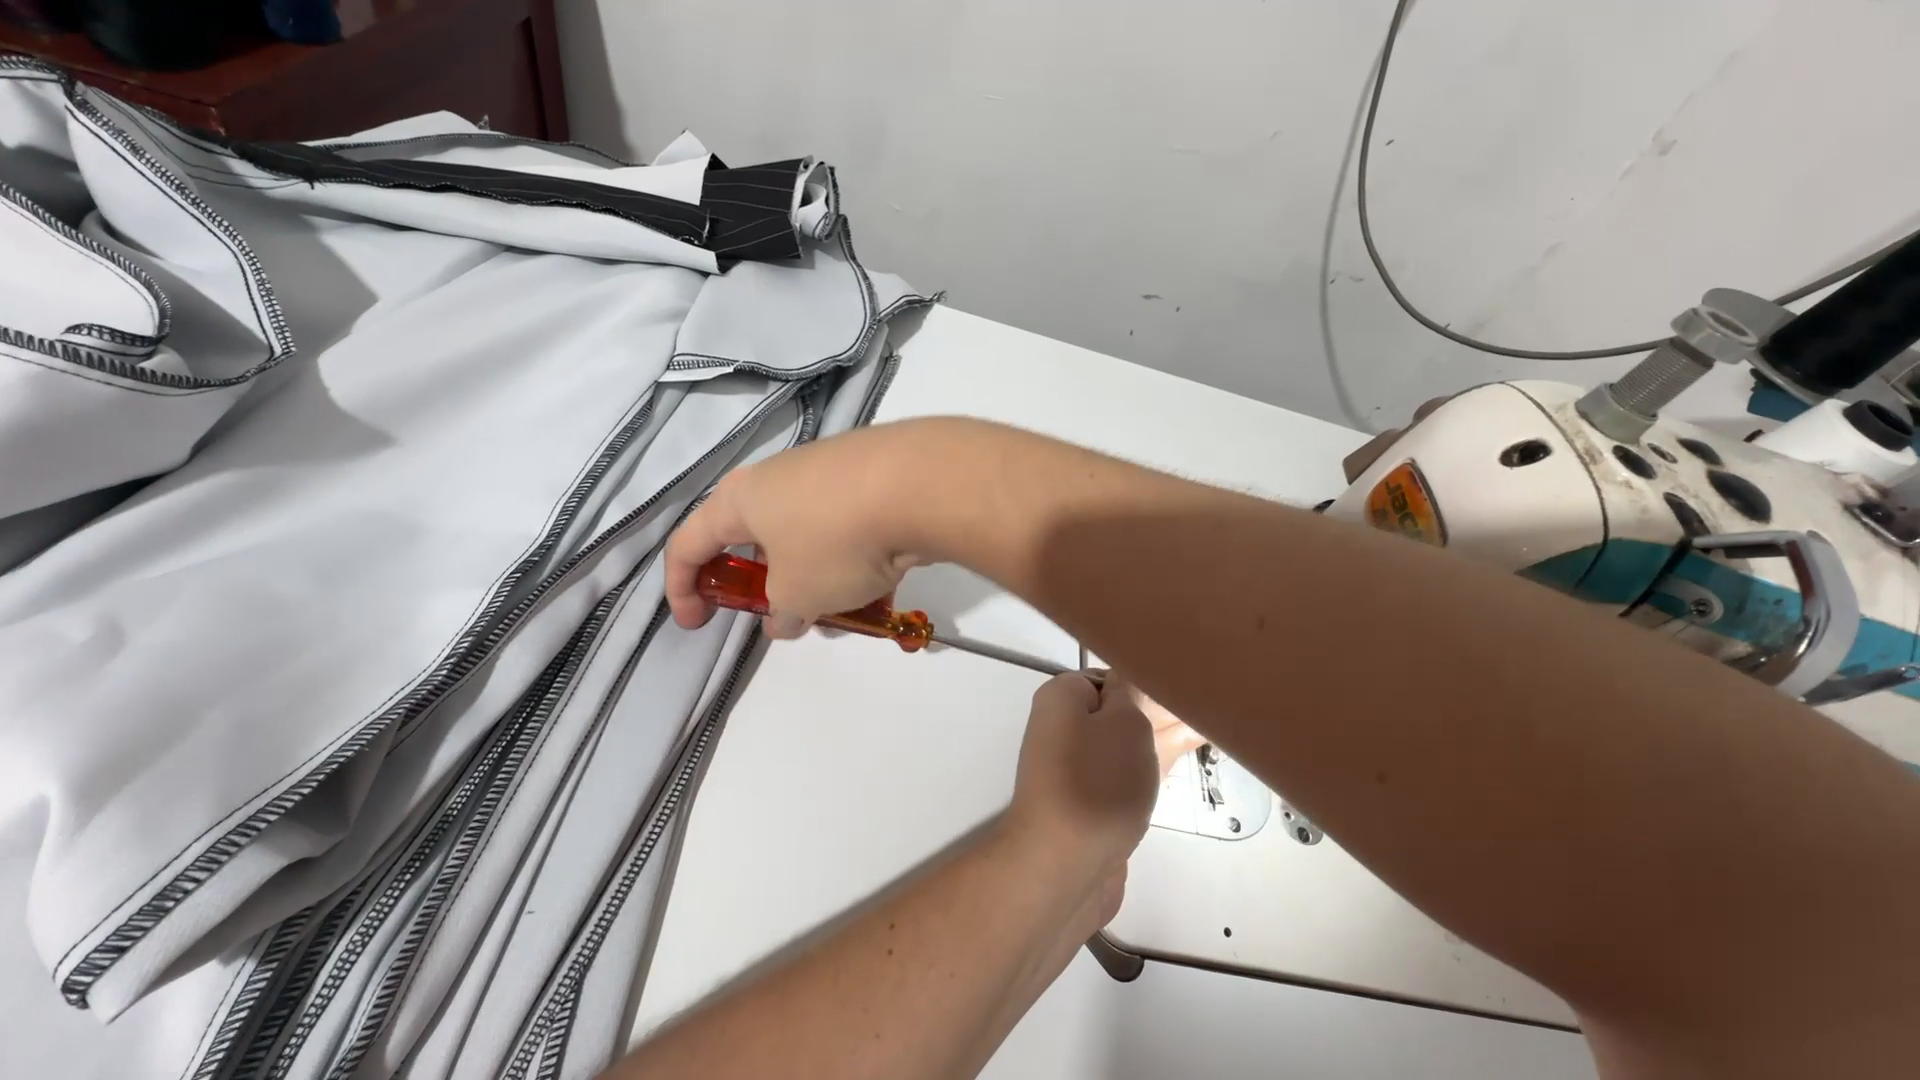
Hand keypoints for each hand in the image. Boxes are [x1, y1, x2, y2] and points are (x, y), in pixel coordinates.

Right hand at [664, 423, 930, 638]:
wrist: (920, 484)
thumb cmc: (835, 540)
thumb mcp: (798, 595)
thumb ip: (782, 613)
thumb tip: (784, 619)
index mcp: (740, 499)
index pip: (687, 543)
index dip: (682, 589)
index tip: (696, 624)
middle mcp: (778, 477)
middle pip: (755, 539)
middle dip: (768, 587)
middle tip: (784, 616)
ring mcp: (828, 472)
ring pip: (810, 539)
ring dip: (820, 580)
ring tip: (848, 614)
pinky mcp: (873, 477)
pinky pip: (851, 529)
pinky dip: (858, 562)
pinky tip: (885, 591)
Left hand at [1003, 673, 1201, 925]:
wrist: (1064, 864)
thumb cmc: (1097, 780)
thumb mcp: (1124, 721)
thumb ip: (1133, 693)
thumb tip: (1128, 680)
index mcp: (1063, 698)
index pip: (1112, 675)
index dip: (1151, 677)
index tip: (1191, 682)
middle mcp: (1064, 729)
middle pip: (1122, 709)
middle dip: (1163, 707)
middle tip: (1213, 702)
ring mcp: (1079, 770)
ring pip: (1129, 744)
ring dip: (1165, 735)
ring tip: (1214, 723)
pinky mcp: (1094, 804)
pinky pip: (1129, 774)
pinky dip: (1156, 765)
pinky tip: (1186, 755)